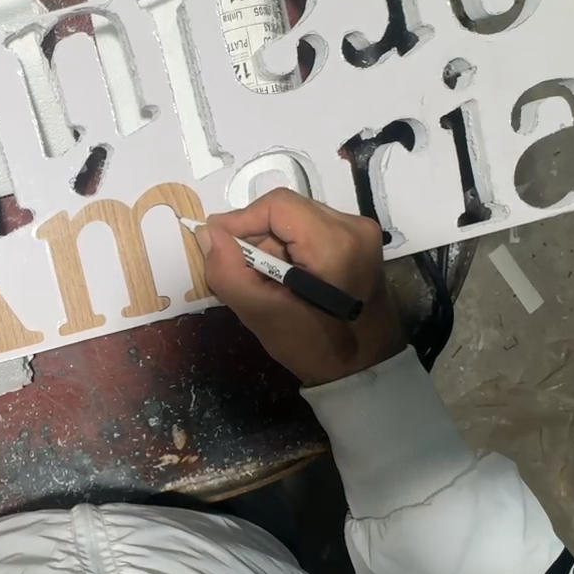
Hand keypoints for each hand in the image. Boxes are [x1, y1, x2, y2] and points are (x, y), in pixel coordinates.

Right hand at [198, 189, 406, 386]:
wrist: (365, 367)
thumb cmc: (315, 347)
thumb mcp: (263, 315)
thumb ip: (229, 272)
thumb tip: (208, 233)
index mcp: (334, 242)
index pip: (276, 206)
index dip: (239, 221)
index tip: (217, 247)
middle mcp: (352, 226)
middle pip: (285, 211)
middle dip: (255, 239)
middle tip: (243, 274)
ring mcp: (359, 232)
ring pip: (294, 221)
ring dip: (270, 246)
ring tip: (266, 282)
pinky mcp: (357, 242)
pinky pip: (308, 231)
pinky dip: (287, 251)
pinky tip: (284, 279)